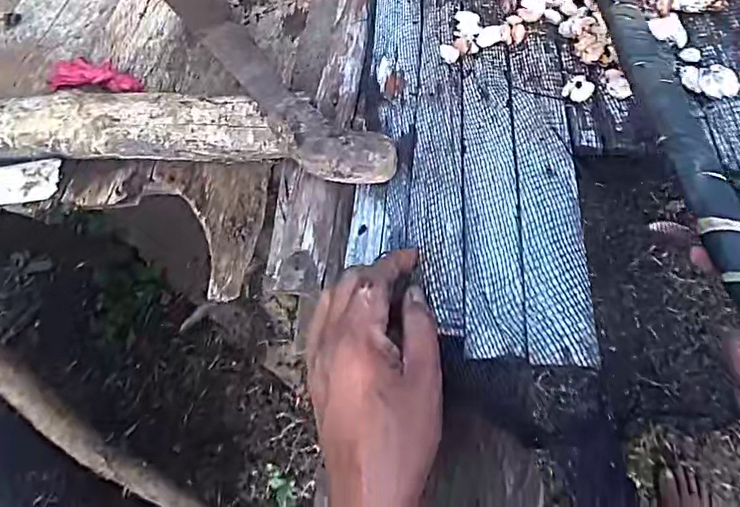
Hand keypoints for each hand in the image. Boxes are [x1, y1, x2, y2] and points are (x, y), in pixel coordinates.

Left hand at [305, 248, 441, 506]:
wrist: (368, 494)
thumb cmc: (400, 441)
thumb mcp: (425, 380)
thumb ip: (421, 327)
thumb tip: (414, 295)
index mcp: (355, 337)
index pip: (372, 280)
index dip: (393, 262)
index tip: (412, 256)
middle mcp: (328, 341)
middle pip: (346, 283)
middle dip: (375, 272)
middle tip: (405, 277)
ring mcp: (316, 358)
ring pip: (329, 299)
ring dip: (355, 286)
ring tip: (385, 294)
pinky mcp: (313, 375)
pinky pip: (320, 322)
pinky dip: (339, 307)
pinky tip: (358, 319)